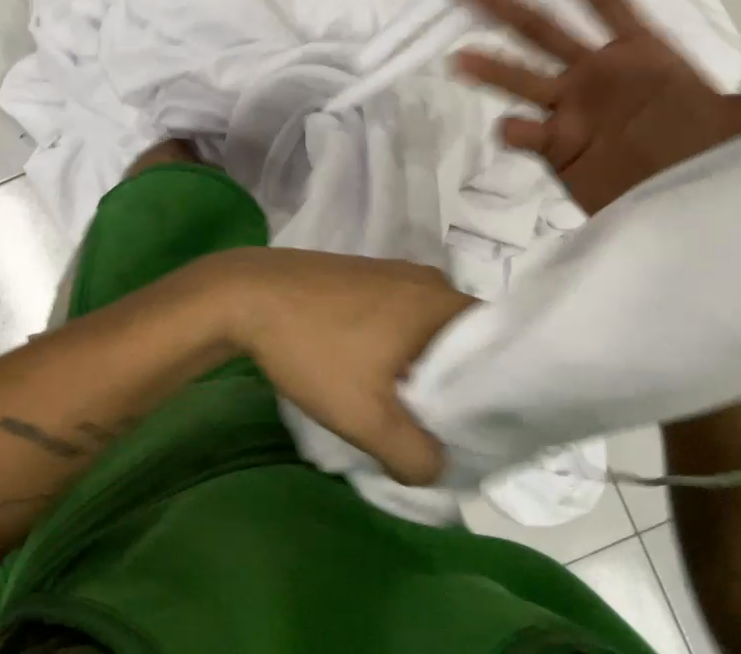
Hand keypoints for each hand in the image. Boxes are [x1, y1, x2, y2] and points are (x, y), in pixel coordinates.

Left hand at [203, 246, 473, 485]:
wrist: (241, 294)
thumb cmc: (312, 348)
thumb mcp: (367, 419)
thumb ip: (416, 455)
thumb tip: (437, 466)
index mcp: (444, 301)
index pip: (499, 352)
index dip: (498, 396)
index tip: (483, 433)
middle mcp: (427, 279)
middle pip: (462, 344)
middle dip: (453, 388)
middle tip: (440, 428)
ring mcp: (391, 273)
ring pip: (425, 332)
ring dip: (418, 369)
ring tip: (403, 408)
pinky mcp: (360, 276)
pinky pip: (397, 318)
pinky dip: (393, 349)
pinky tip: (370, 374)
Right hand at [452, 0, 740, 213]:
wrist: (704, 229)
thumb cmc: (736, 165)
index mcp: (644, 56)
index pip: (607, 3)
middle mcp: (598, 77)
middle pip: (543, 29)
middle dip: (504, 2)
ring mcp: (574, 115)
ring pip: (522, 79)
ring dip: (491, 65)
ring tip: (458, 57)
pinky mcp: (559, 153)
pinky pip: (529, 135)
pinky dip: (516, 130)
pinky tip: (511, 129)